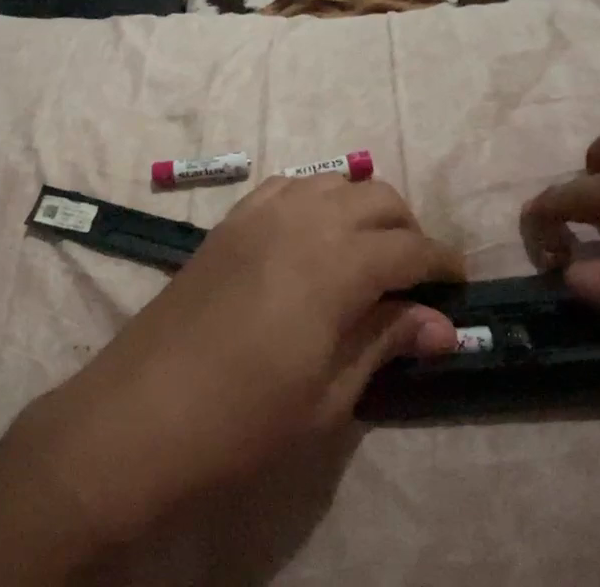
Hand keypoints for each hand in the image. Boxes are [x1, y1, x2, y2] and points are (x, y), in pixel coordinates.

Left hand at [0, 177, 464, 584]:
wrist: (142, 413)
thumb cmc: (243, 418)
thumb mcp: (329, 394)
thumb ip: (385, 342)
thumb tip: (443, 325)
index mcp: (335, 262)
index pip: (410, 246)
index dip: (442, 264)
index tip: (457, 287)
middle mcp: (301, 220)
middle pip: (376, 197)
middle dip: (407, 228)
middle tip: (414, 277)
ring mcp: (258, 214)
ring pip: (331, 181)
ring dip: (362, 207)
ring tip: (368, 254)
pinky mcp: (228, 222)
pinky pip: (286, 186)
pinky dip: (315, 199)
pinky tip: (313, 237)